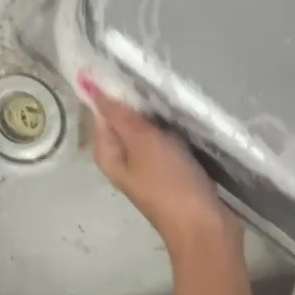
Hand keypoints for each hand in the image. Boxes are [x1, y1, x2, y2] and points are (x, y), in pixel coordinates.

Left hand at [81, 76, 237, 252]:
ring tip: (180, 91)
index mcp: (109, 154)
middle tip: (162, 73)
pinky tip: (194, 117)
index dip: (115, 87)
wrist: (207, 231)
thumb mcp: (144, 143)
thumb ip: (119, 113)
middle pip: (129, 119)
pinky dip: (182, 130)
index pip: (102, 110)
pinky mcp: (180, 172)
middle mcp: (127, 159)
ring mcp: (155, 166)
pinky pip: (176, 142)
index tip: (135, 64)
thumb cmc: (171, 187)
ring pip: (155, 130)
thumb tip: (88, 83)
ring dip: (166, 114)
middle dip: (144, 99)